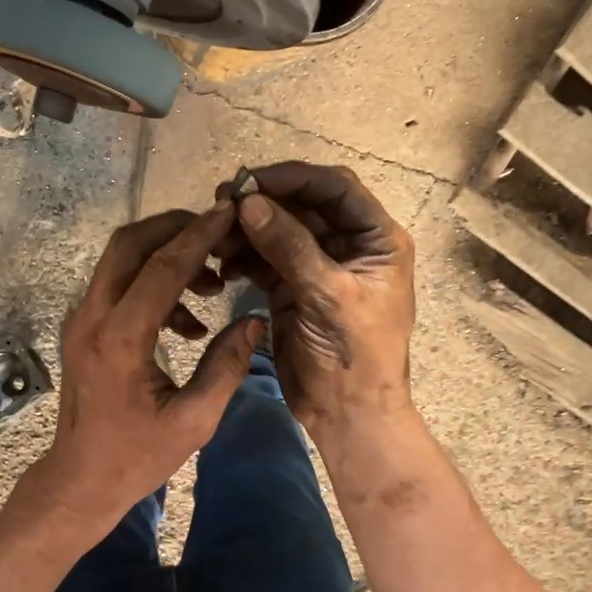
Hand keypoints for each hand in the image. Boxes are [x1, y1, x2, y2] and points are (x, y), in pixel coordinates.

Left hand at [33, 203, 264, 521]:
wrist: (80, 478)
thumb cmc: (137, 457)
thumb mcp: (194, 420)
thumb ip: (226, 366)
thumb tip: (254, 320)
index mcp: (120, 338)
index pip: (161, 266)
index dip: (199, 235)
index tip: (231, 213)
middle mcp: (92, 318)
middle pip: (129, 244)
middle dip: (176, 229)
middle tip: (221, 235)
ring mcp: (81, 321)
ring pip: (119, 260)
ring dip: (166, 256)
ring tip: (212, 284)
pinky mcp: (82, 329)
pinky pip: (117, 285)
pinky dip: (153, 284)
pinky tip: (189, 321)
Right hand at [214, 162, 415, 442]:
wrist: (347, 414)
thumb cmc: (355, 354)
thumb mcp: (328, 295)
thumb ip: (290, 247)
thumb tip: (250, 202)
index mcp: (376, 240)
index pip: (336, 189)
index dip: (295, 178)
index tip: (252, 181)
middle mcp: (348, 246)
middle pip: (303, 207)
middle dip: (265, 202)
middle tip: (222, 201)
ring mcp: (317, 268)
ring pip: (279, 232)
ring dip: (248, 229)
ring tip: (216, 234)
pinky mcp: (291, 291)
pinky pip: (265, 261)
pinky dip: (243, 257)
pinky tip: (222, 262)